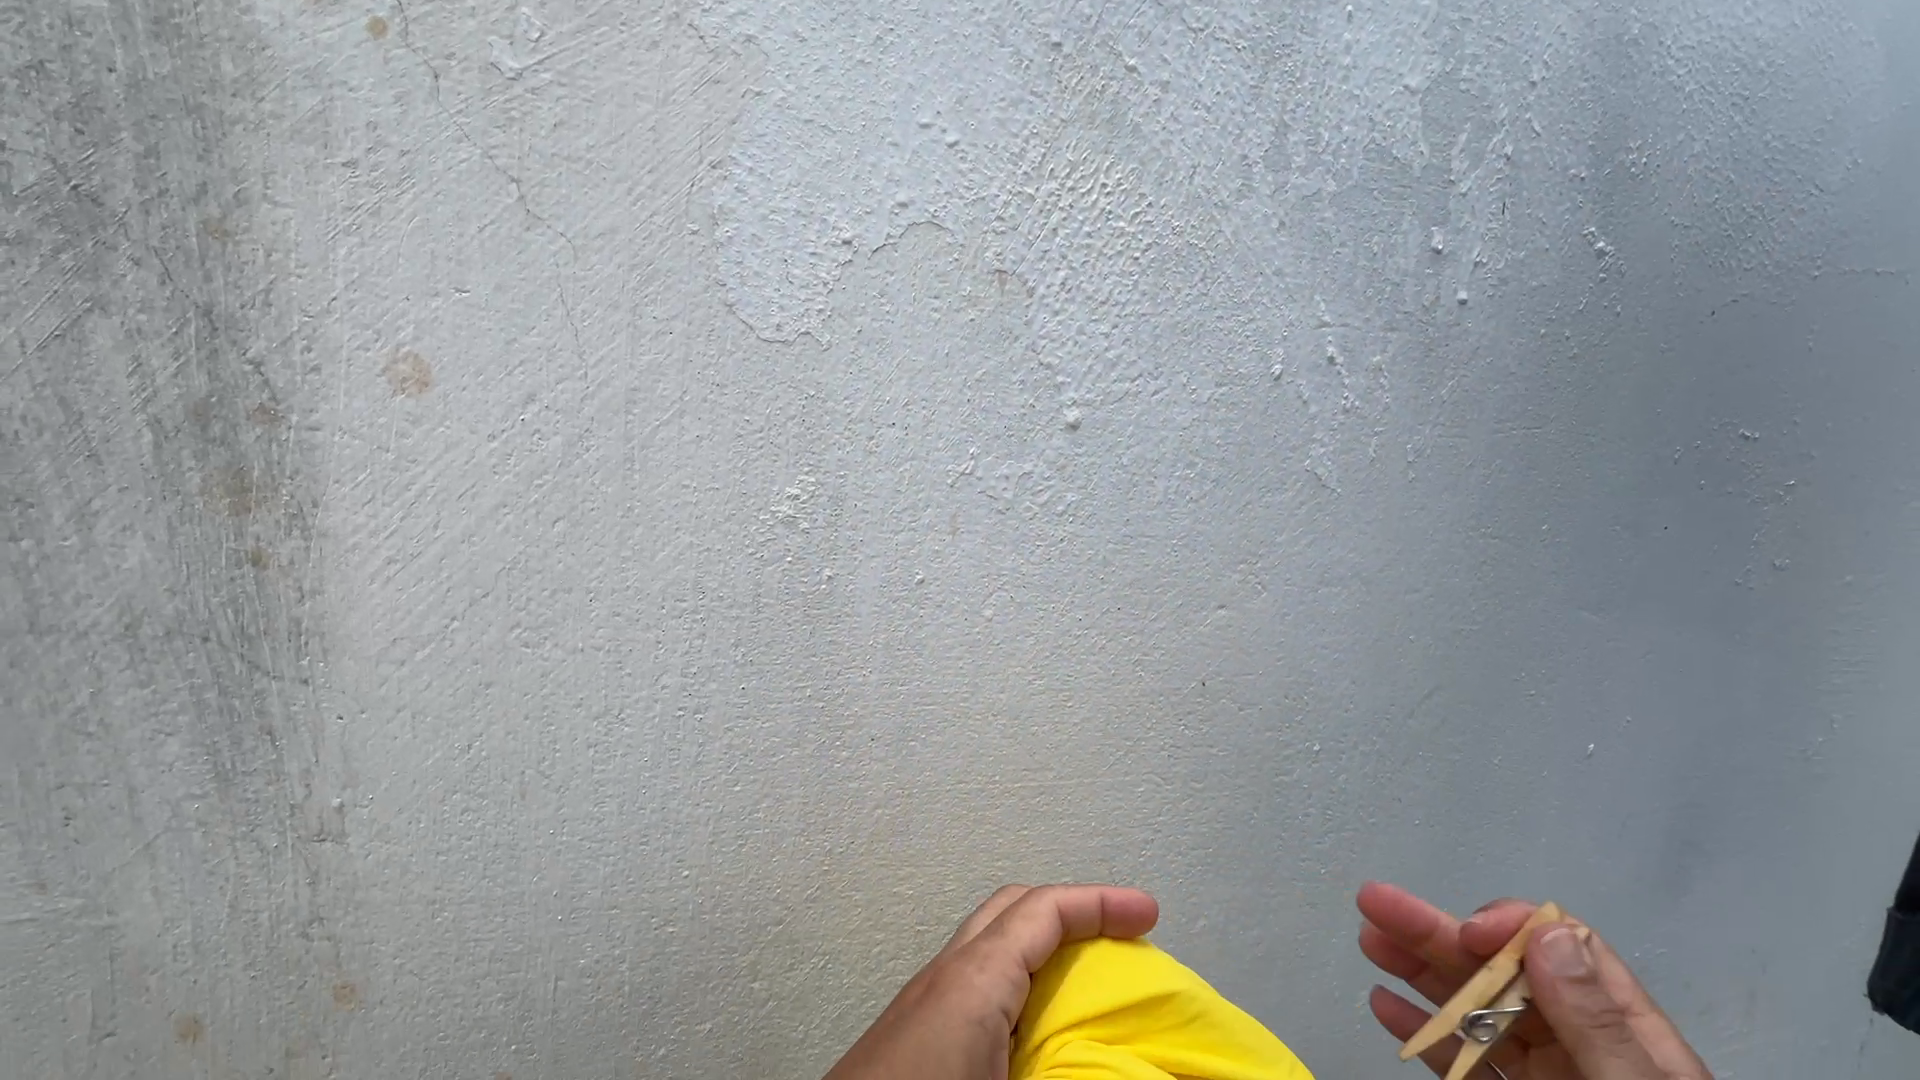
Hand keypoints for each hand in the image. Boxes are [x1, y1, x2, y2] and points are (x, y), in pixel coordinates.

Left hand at [824, 884, 1158, 1079]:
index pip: (1044, 909)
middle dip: (1073, 911)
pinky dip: (1018, 981)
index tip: (1147, 913)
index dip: (1101, 902)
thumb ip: (1072, 1071)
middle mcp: (944, 975)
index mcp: (973, 980)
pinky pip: (977, 980)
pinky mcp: (913, 1033)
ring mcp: (922, 1001)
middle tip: (1123, 937)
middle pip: (1015, 909)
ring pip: (993, 943)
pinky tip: (1036, 1026)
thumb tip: (1126, 1066)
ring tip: (1089, 982)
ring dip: (1043, 946)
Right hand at [1356, 883, 1712, 1079]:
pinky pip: (1461, 1066)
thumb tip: (1546, 934)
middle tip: (1375, 903)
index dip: (1510, 928)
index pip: (1565, 951)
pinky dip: (1422, 1032)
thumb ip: (1598, 1025)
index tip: (1467, 934)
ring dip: (1417, 970)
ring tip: (1370, 940)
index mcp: (1626, 1036)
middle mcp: (1578, 1049)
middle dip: (1436, 933)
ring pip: (1472, 1010)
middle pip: (1500, 972)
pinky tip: (1385, 1006)